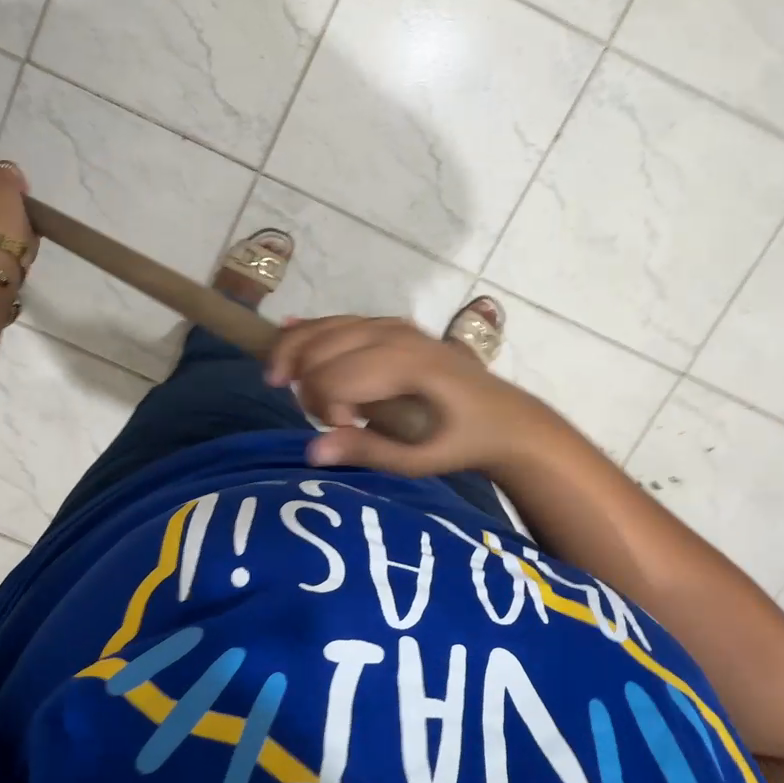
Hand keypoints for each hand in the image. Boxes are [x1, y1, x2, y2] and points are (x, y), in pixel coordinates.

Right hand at [265, 316, 564, 478]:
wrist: (503, 418)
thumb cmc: (461, 443)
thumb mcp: (418, 461)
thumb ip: (366, 451)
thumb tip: (311, 450)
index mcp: (405, 366)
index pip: (333, 377)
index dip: (323, 408)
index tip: (342, 430)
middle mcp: (393, 334)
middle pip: (320, 347)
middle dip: (306, 383)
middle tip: (324, 417)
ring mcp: (390, 325)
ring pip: (323, 327)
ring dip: (295, 353)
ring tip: (279, 382)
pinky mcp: (388, 325)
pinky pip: (338, 321)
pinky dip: (309, 330)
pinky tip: (283, 331)